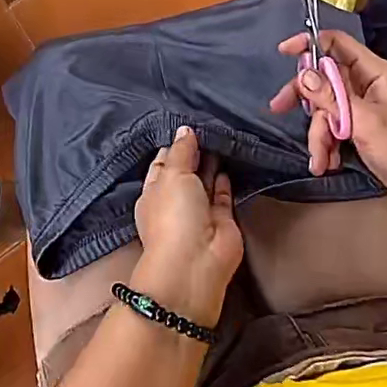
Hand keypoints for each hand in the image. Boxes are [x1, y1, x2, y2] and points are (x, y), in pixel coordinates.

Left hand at [131, 126, 243, 326]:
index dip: (174, 145)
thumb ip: (181, 151)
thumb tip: (185, 130)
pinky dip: (226, 179)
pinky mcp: (222, 219)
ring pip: (206, 182)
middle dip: (195, 152)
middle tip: (210, 126)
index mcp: (154, 192)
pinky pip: (224, 195)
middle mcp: (175, 202)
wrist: (196, 262)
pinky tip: (231, 160)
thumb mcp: (172, 175)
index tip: (187, 125)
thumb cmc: (174, 215)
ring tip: (224, 136)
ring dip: (212, 163)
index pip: (162, 163)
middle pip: (186, 172)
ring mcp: (199, 212)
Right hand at [269, 29, 386, 199]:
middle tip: (279, 108)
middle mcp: (366, 85)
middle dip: (306, 100)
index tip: (285, 52)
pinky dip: (328, 145)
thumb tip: (304, 74)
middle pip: (324, 80)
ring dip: (319, 135)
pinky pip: (334, 128)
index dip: (310, 43)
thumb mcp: (365, 122)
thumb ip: (333, 97)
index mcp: (374, 72)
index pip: (337, 44)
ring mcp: (362, 107)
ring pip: (325, 110)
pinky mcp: (360, 127)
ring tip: (322, 160)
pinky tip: (329, 162)